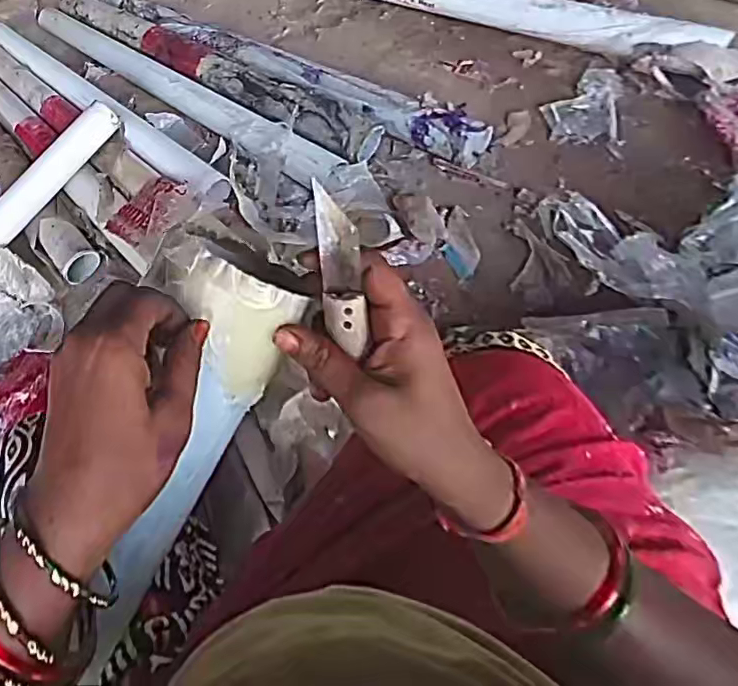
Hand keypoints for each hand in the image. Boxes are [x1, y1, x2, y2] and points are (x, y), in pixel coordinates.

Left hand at [22, 283, 205, 575]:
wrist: (71, 505)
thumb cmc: (121, 474)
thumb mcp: (172, 420)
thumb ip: (185, 365)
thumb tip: (193, 332)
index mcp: (111, 347)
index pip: (146, 300)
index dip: (173, 312)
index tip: (186, 335)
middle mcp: (82, 340)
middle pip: (120, 294)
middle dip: (151, 309)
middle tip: (172, 343)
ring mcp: (66, 351)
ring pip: (102, 309)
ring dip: (130, 321)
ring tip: (153, 364)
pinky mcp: (59, 366)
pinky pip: (88, 331)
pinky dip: (111, 336)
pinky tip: (129, 374)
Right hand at [273, 260, 514, 529]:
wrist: (455, 475)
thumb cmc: (418, 436)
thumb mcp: (362, 398)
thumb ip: (321, 360)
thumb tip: (282, 331)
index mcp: (404, 323)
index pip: (371, 270)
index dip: (336, 262)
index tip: (299, 269)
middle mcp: (399, 323)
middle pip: (349, 292)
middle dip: (318, 311)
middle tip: (298, 335)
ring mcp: (392, 339)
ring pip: (343, 318)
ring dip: (321, 340)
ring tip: (316, 374)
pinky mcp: (384, 357)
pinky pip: (348, 340)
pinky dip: (330, 356)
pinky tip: (326, 384)